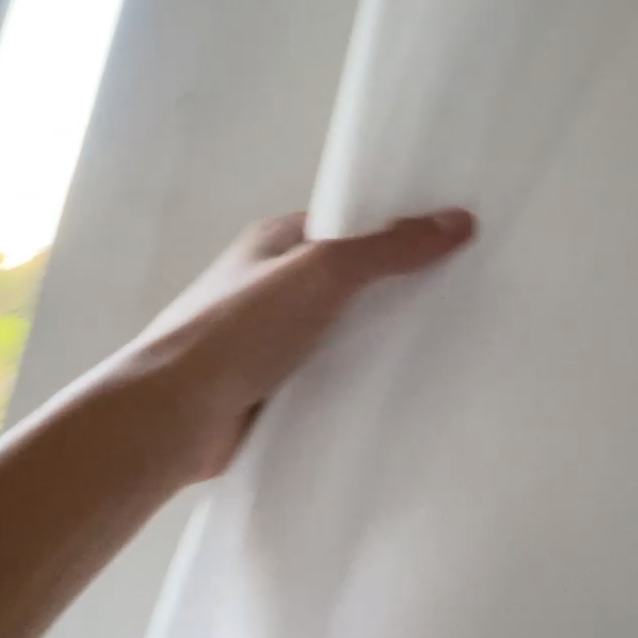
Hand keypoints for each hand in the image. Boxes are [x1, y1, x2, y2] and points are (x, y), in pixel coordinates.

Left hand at [115, 209, 474, 481]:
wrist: (173, 417)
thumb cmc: (241, 329)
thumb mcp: (322, 272)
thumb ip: (388, 249)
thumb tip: (459, 221)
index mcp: (275, 242)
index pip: (346, 226)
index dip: (395, 231)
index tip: (452, 245)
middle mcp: (273, 287)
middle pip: (348, 283)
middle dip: (396, 291)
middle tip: (464, 299)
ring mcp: (272, 341)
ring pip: (341, 333)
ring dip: (380, 341)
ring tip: (450, 345)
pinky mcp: (276, 389)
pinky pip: (330, 376)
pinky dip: (360, 380)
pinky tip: (405, 390)